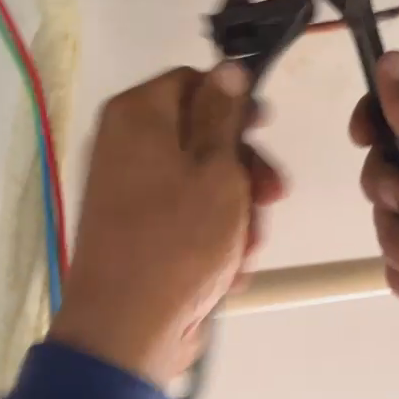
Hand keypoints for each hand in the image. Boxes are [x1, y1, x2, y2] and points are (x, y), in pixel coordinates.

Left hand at [50, 63, 286, 388]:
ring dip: (236, 209)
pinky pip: (185, 213)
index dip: (234, 102)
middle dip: (244, 169)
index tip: (265, 128)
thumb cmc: (179, 239)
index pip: (193, 81)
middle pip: (201, 133)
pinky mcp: (137, 228)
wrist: (127, 332)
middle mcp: (125, 142)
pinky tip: (229, 268)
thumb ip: (224, 114)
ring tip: (248, 248)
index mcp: (137, 114)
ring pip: (201, 178)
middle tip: (273, 196)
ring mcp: (128, 188)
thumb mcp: (216, 169)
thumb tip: (228, 66)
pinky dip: (212, 235)